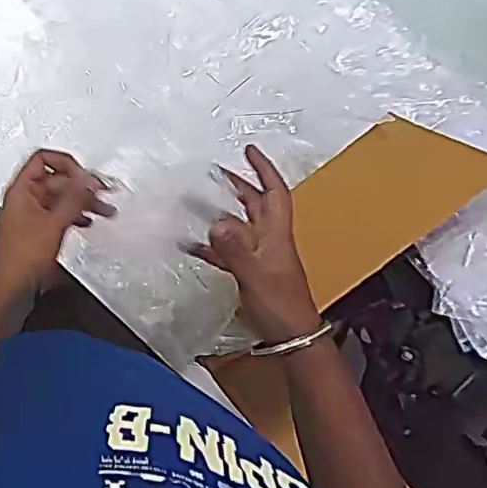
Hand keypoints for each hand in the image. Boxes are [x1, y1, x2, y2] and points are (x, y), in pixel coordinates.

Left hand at [0, 149, 113, 294]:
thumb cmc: (19, 258)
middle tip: (101, 192)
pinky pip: (60, 212)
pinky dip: (75, 214)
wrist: (11, 283)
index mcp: (22, 190)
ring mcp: (32, 212)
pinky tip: (86, 220)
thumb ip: (73, 199)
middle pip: (58, 180)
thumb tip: (87, 180)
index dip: (67, 163)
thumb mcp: (53, 224)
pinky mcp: (39, 226)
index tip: (84, 176)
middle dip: (81, 186)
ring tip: (102, 208)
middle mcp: (26, 198)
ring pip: (62, 197)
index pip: (44, 159)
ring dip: (82, 201)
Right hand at [190, 145, 322, 342]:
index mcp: (276, 234)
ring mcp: (260, 256)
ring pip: (240, 226)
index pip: (273, 193)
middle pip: (254, 205)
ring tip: (201, 202)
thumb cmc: (281, 305)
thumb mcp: (256, 274)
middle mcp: (269, 240)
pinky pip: (229, 251)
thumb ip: (234, 249)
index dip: (263, 169)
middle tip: (217, 173)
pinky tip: (195, 246)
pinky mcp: (251, 272)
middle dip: (238, 186)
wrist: (291, 336)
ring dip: (223, 213)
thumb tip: (216, 224)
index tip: (250, 151)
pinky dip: (213, 246)